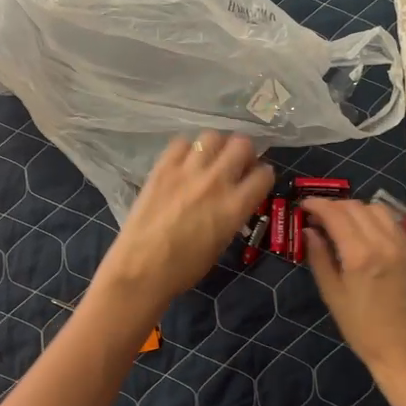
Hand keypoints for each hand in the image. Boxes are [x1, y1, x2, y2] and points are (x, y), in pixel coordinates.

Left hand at [90, 133, 273, 314]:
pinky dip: (186, 149)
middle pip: (242, 144)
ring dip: (216, 146)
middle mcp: (216, 182)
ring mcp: (188, 171)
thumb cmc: (185, 268)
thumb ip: (234, 214)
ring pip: (213, 136)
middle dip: (244, 152)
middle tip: (235, 164)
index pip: (264, 173)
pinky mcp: (162, 168)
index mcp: (235, 206)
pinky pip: (181, 143)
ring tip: (209, 159)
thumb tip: (236, 199)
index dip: (262, 175)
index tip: (254, 180)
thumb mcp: (222, 242)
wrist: (141, 269)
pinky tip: (183, 163)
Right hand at [299, 198, 405, 376]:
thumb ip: (319, 258)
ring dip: (355, 209)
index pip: (336, 214)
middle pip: (356, 206)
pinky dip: (374, 218)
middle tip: (318, 216)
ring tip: (341, 222)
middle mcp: (383, 242)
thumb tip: (309, 230)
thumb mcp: (332, 295)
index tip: (303, 206)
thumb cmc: (362, 328)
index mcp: (360, 255)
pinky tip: (363, 232)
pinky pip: (392, 222)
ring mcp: (402, 245)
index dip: (317, 205)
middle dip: (334, 205)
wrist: (405, 350)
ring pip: (376, 209)